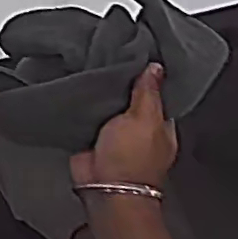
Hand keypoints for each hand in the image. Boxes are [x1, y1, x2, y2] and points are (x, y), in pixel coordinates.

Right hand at [71, 63, 177, 188]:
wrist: (102, 186)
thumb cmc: (131, 157)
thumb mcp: (145, 119)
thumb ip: (148, 92)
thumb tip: (156, 67)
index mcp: (161, 125)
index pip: (157, 94)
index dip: (148, 75)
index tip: (135, 52)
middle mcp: (138, 128)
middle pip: (130, 97)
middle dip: (120, 80)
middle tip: (108, 52)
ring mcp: (114, 133)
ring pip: (108, 104)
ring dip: (100, 90)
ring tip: (90, 60)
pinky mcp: (91, 135)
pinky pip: (88, 113)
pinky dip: (83, 102)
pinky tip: (77, 82)